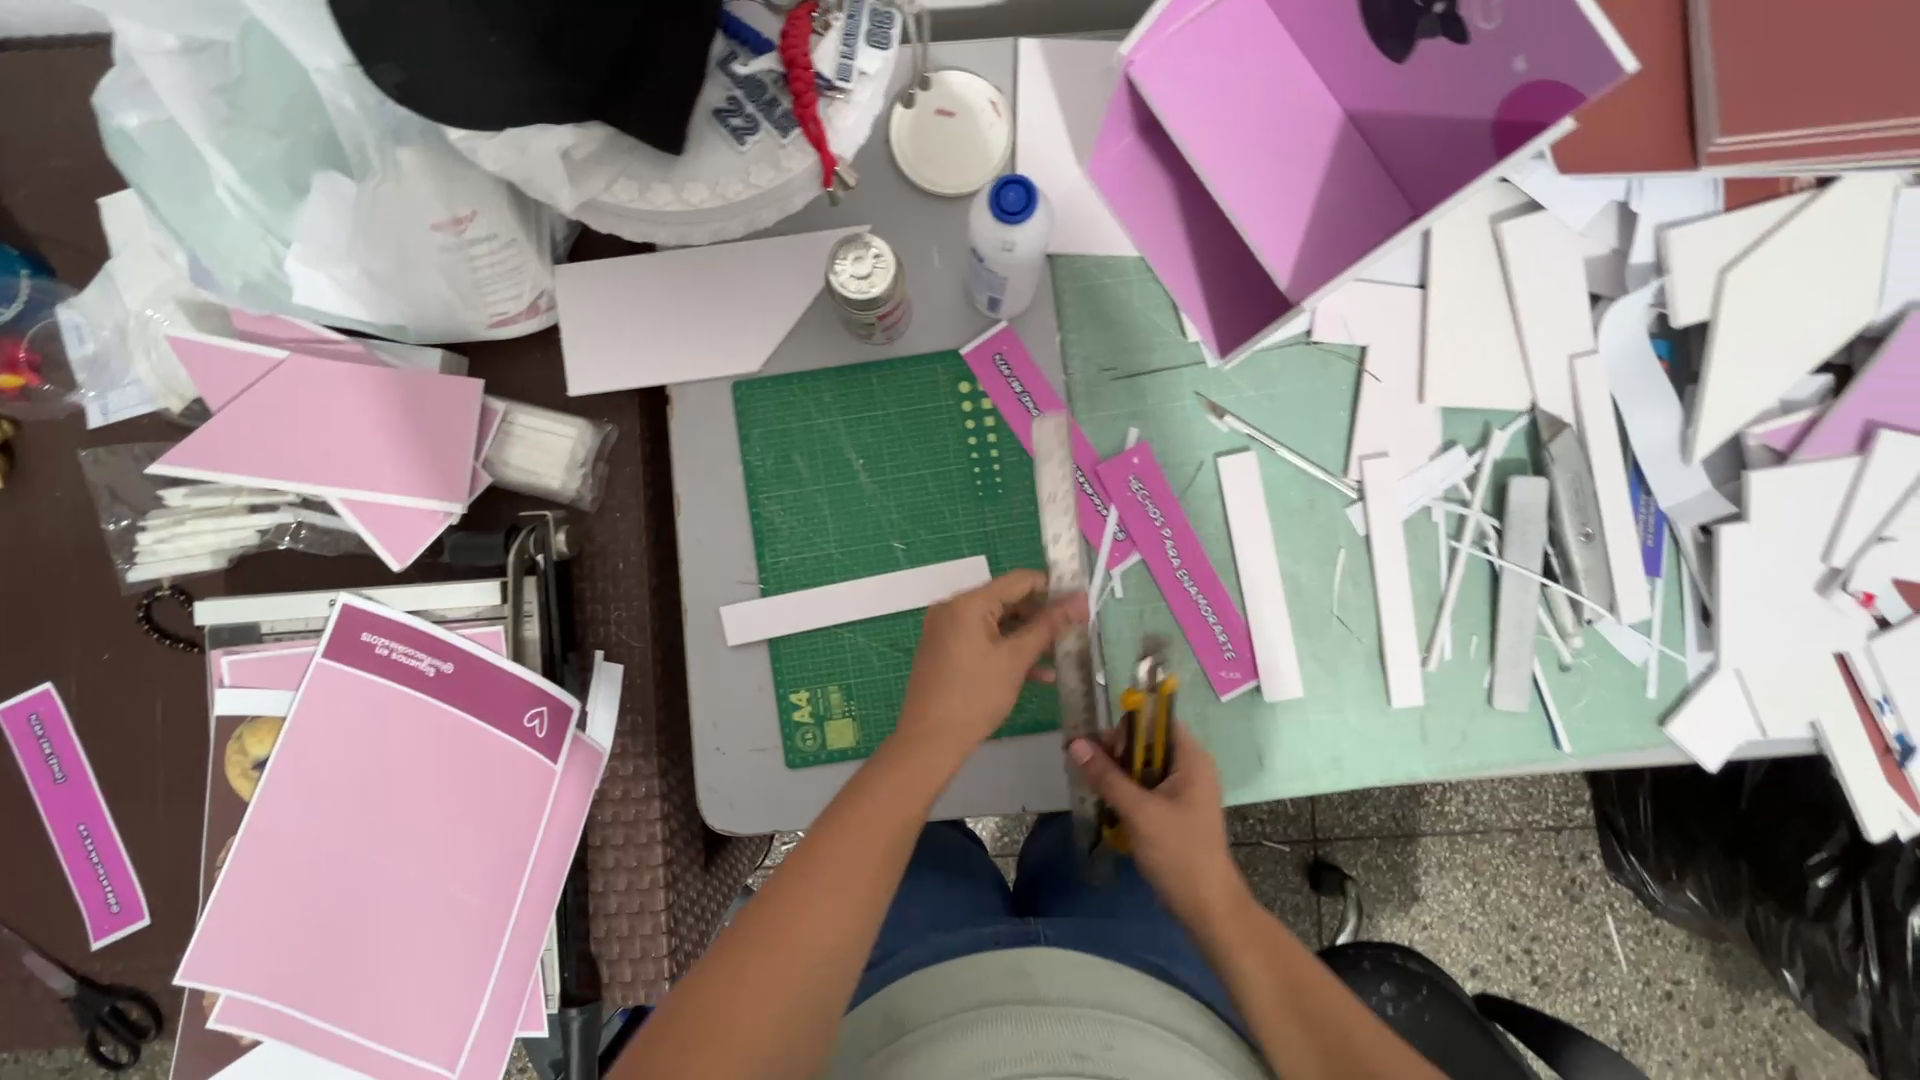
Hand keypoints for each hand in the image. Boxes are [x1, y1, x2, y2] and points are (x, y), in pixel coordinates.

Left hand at [894, 569, 1086, 764]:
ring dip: (1028, 637)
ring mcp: (946, 630)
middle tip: (1074, 631)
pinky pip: (983, 640)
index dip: (1053, 589)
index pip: (1019, 580)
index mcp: (968, 602)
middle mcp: (953, 608)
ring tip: (1061, 654)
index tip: (1080, 604)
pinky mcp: (946, 650)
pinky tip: (1039, 673)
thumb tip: (1080, 600)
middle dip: (1041, 616)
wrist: (929, 741)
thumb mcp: (1016, 660)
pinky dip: (1007, 651)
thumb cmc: (975, 697)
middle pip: (1007, 600)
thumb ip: (1048, 626)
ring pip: (997, 623)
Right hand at [1068, 722, 1249, 926]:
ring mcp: (1182, 790)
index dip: (1127, 727)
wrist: (1207, 906)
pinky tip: (1106, 805)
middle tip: (1090, 771)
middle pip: (1146, 743)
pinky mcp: (1173, 810)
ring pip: (1142, 767)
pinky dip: (1125, 792)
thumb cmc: (1178, 852)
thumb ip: (1106, 776)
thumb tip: (1075, 744)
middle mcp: (1189, 767)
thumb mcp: (1138, 811)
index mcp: (1191, 758)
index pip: (1156, 721)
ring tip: (1092, 788)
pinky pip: (1144, 788)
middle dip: (1116, 753)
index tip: (1102, 748)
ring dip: (1116, 774)